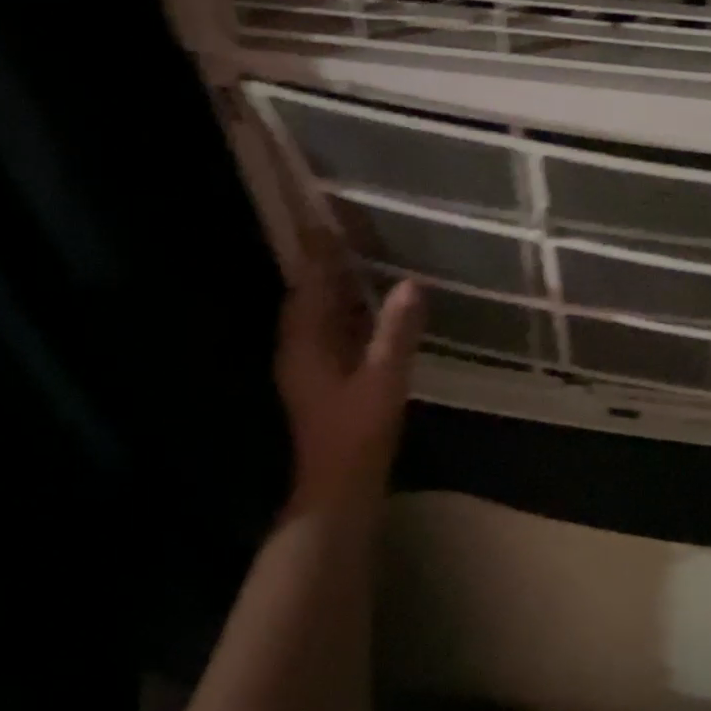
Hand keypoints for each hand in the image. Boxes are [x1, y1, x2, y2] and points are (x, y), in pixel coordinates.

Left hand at [273, 249, 425, 514]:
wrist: (338, 491)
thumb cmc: (357, 435)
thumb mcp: (384, 380)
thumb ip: (397, 332)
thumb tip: (411, 284)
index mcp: (306, 343)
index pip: (310, 285)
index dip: (319, 252)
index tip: (327, 218)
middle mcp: (299, 348)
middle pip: (308, 295)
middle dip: (324, 264)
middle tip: (347, 231)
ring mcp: (309, 366)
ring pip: (318, 315)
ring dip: (334, 288)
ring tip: (359, 259)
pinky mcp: (322, 381)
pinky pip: (329, 332)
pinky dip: (344, 313)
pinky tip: (367, 308)